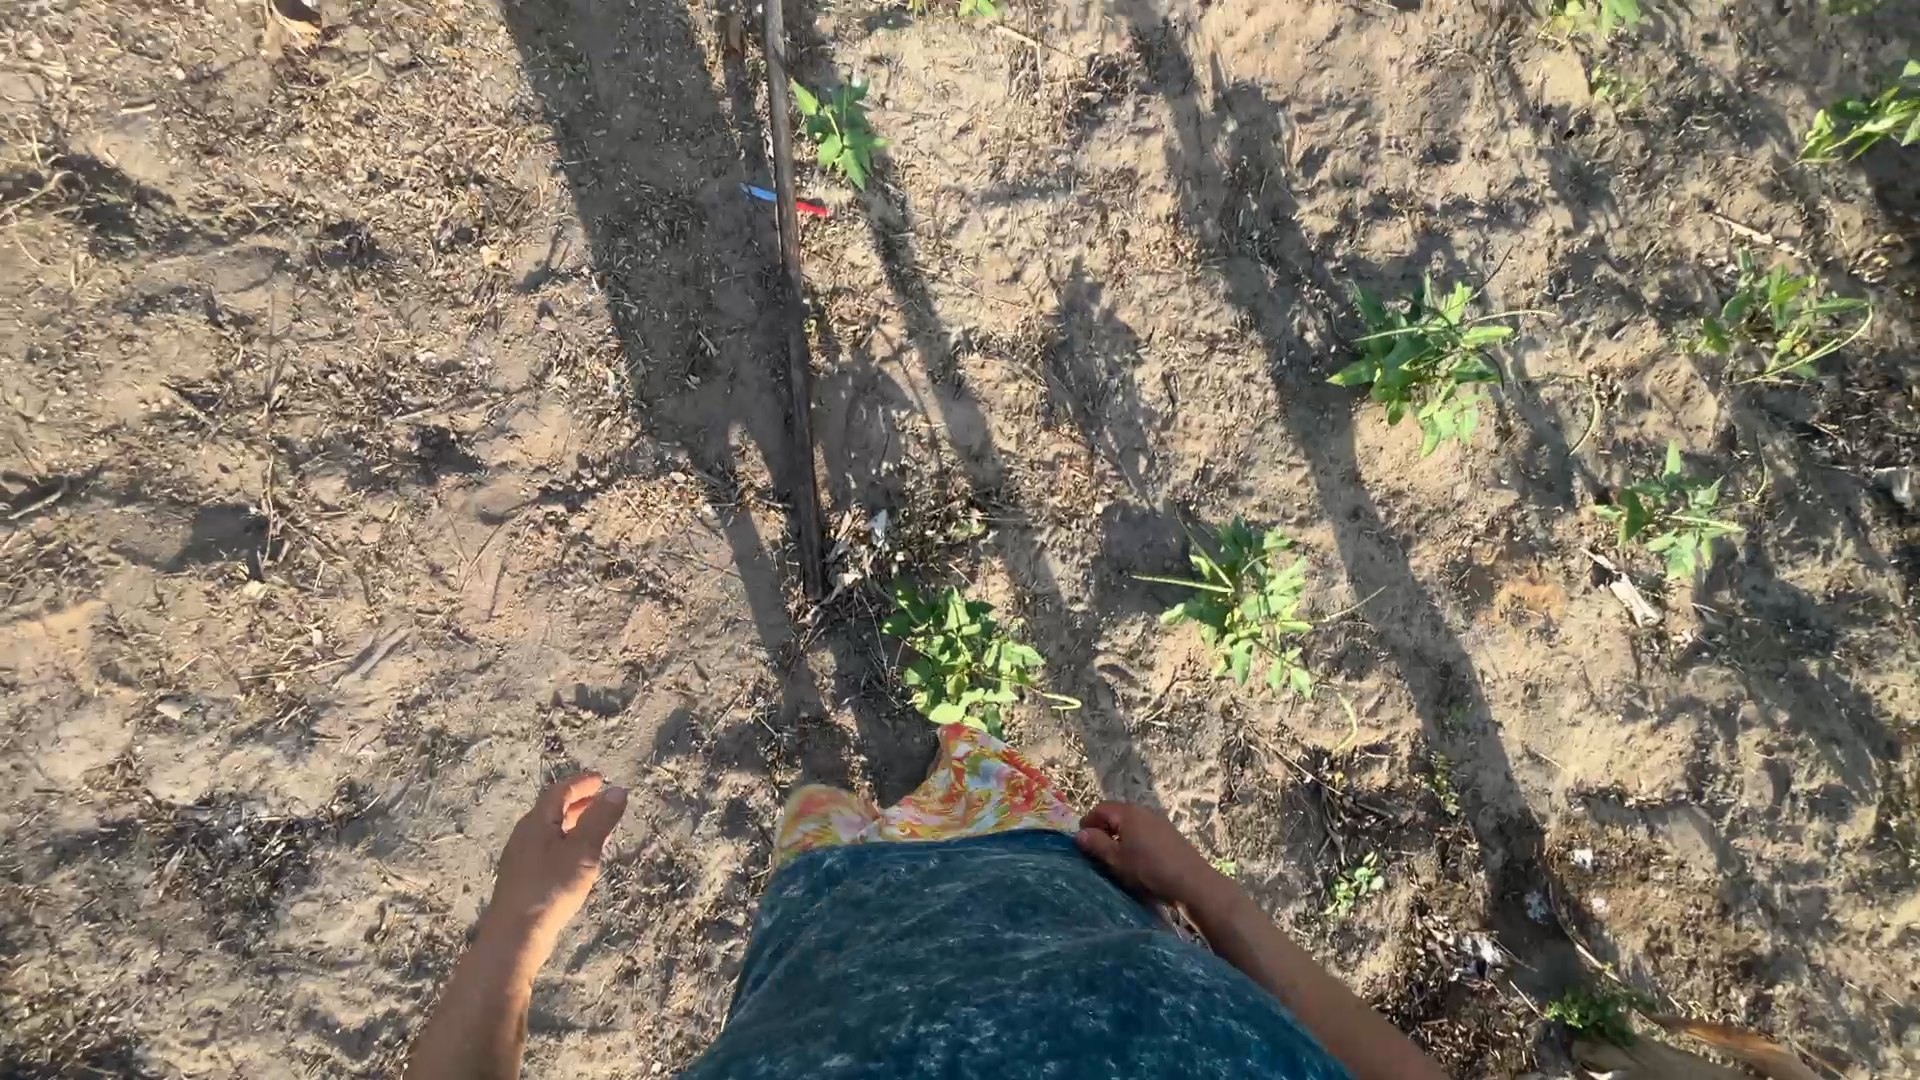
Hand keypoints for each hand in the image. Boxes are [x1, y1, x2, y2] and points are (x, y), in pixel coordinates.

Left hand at [480, 773, 627, 963]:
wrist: (515, 937)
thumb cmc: (551, 887)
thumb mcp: (583, 849)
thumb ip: (601, 819)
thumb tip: (618, 791)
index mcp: (536, 823)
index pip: (559, 792)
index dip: (581, 783)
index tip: (601, 779)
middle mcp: (525, 836)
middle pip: (552, 809)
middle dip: (578, 801)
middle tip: (601, 799)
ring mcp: (521, 858)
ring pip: (550, 830)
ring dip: (573, 821)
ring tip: (595, 824)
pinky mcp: (523, 878)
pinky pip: (548, 847)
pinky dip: (567, 840)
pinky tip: (578, 856)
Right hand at [1074, 801, 1225, 907]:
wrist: (1192, 882)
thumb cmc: (1148, 869)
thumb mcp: (1117, 859)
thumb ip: (1096, 844)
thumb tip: (1079, 834)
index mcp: (1128, 812)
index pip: (1100, 809)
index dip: (1088, 822)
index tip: (1082, 840)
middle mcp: (1143, 811)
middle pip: (1116, 814)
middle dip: (1104, 828)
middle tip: (1097, 849)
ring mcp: (1159, 821)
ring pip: (1132, 823)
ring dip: (1120, 835)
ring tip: (1117, 856)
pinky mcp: (1170, 833)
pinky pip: (1145, 830)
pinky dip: (1135, 839)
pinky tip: (1138, 858)